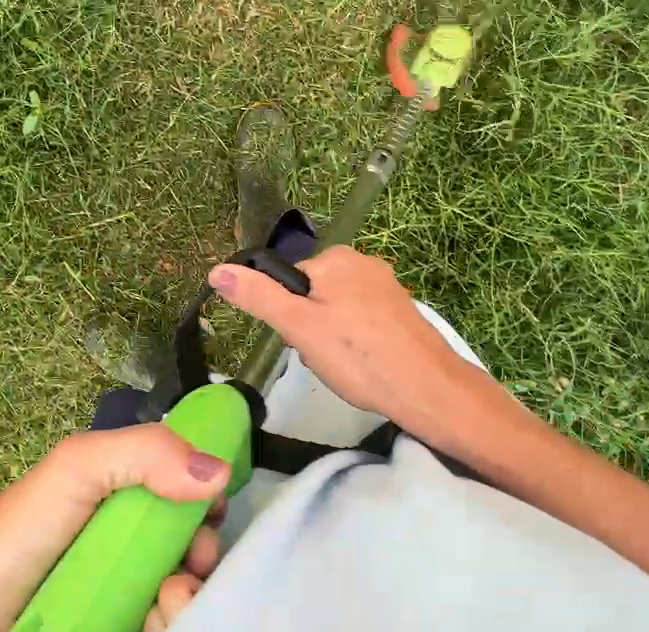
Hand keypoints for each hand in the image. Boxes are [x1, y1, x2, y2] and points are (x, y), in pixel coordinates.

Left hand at [0, 423, 229, 631]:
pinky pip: (168, 620)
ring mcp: (124, 593)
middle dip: (203, 548)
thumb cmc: (21, 532)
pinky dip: (177, 618)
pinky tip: (160, 616)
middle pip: (190, 543)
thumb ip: (145, 453)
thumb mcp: (78, 467)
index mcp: (118, 497)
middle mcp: (126, 544)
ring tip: (171, 595)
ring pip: (186, 589)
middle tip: (193, 557)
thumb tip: (219, 471)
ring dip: (193, 589)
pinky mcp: (124, 625)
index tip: (213, 508)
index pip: (179, 490)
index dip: (203, 497)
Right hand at [210, 244, 477, 428]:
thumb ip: (258, 296)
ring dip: (332, 337)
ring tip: (348, 367)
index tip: (302, 341)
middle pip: (311, 294)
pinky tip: (366, 366)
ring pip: (335, 310)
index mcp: (335, 257)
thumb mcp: (299, 327)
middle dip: (310, 327)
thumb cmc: (359, 357)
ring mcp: (386, 285)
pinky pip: (361, 320)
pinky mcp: (401, 310)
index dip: (288, 316)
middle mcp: (362, 261)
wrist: (432, 392)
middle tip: (325, 358)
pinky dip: (356, 342)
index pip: (288, 281)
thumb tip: (216, 270)